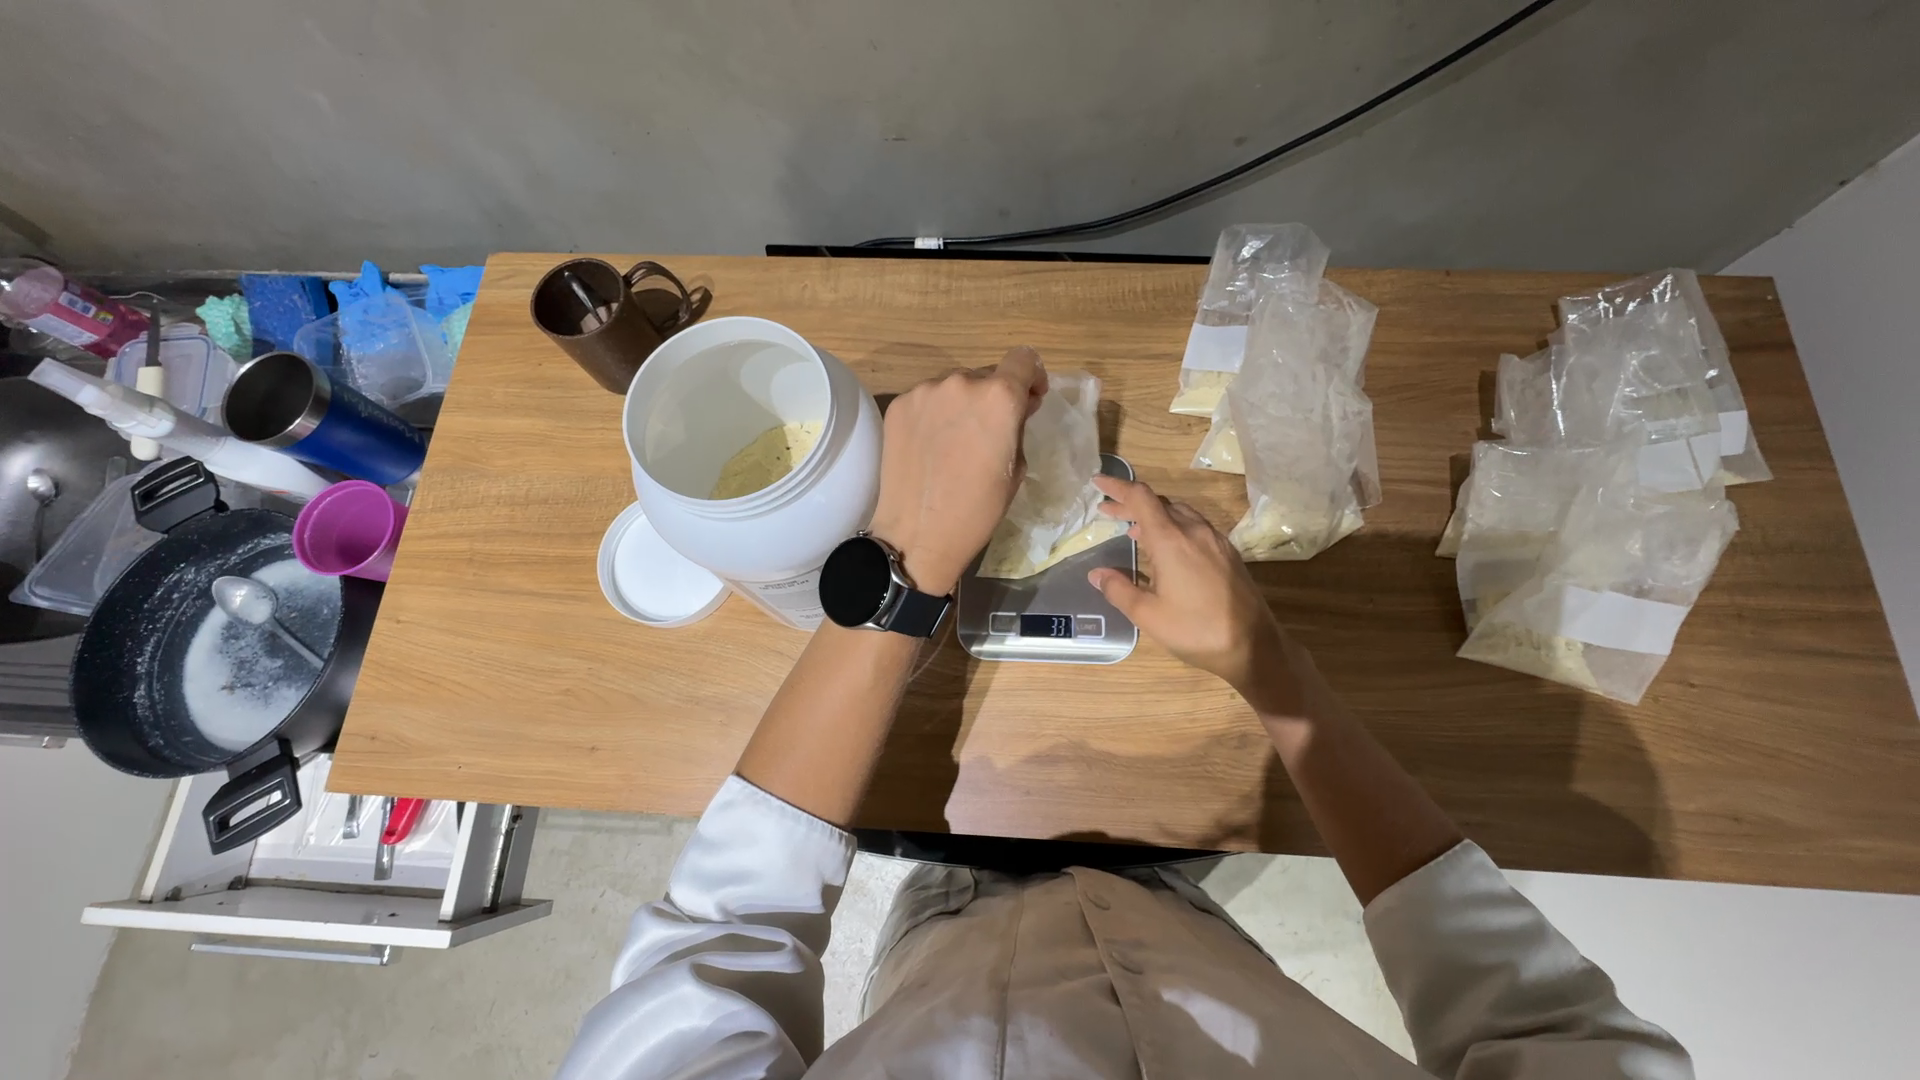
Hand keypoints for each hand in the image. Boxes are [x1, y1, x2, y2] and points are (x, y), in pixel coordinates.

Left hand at [868, 346, 1047, 594]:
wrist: (918, 533)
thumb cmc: (978, 509)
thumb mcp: (1016, 468)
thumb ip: (1018, 425)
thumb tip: (1017, 405)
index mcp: (999, 397)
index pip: (1024, 359)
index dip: (1032, 376)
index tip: (1029, 397)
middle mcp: (961, 382)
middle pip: (986, 374)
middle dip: (994, 396)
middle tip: (989, 431)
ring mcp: (924, 392)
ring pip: (953, 386)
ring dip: (962, 404)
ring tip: (956, 442)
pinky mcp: (898, 405)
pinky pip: (926, 400)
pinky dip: (934, 414)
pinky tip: (931, 446)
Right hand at [1087, 475, 1286, 694]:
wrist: (1254, 645)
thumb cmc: (1195, 630)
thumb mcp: (1148, 615)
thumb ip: (1119, 589)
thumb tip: (1097, 574)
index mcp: (1171, 540)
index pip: (1141, 498)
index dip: (1117, 487)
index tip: (1098, 482)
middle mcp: (1194, 531)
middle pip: (1159, 503)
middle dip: (1131, 503)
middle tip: (1107, 512)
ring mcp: (1215, 540)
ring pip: (1179, 513)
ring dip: (1154, 515)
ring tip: (1133, 529)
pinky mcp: (1228, 553)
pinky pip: (1195, 526)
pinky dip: (1173, 526)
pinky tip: (1167, 546)